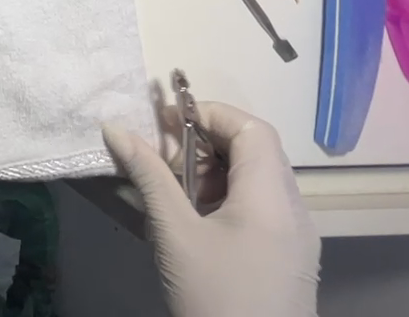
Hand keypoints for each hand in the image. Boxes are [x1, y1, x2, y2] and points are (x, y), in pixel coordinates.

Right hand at [102, 103, 320, 316]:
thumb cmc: (215, 295)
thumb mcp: (173, 231)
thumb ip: (147, 173)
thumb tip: (114, 127)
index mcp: (272, 199)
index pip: (252, 128)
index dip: (208, 113)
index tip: (165, 124)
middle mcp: (293, 210)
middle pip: (254, 149)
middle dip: (203, 140)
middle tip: (161, 156)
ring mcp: (294, 236)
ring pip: (254, 175)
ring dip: (210, 167)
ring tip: (170, 186)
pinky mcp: (286, 255)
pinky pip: (257, 202)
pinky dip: (222, 192)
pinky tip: (191, 215)